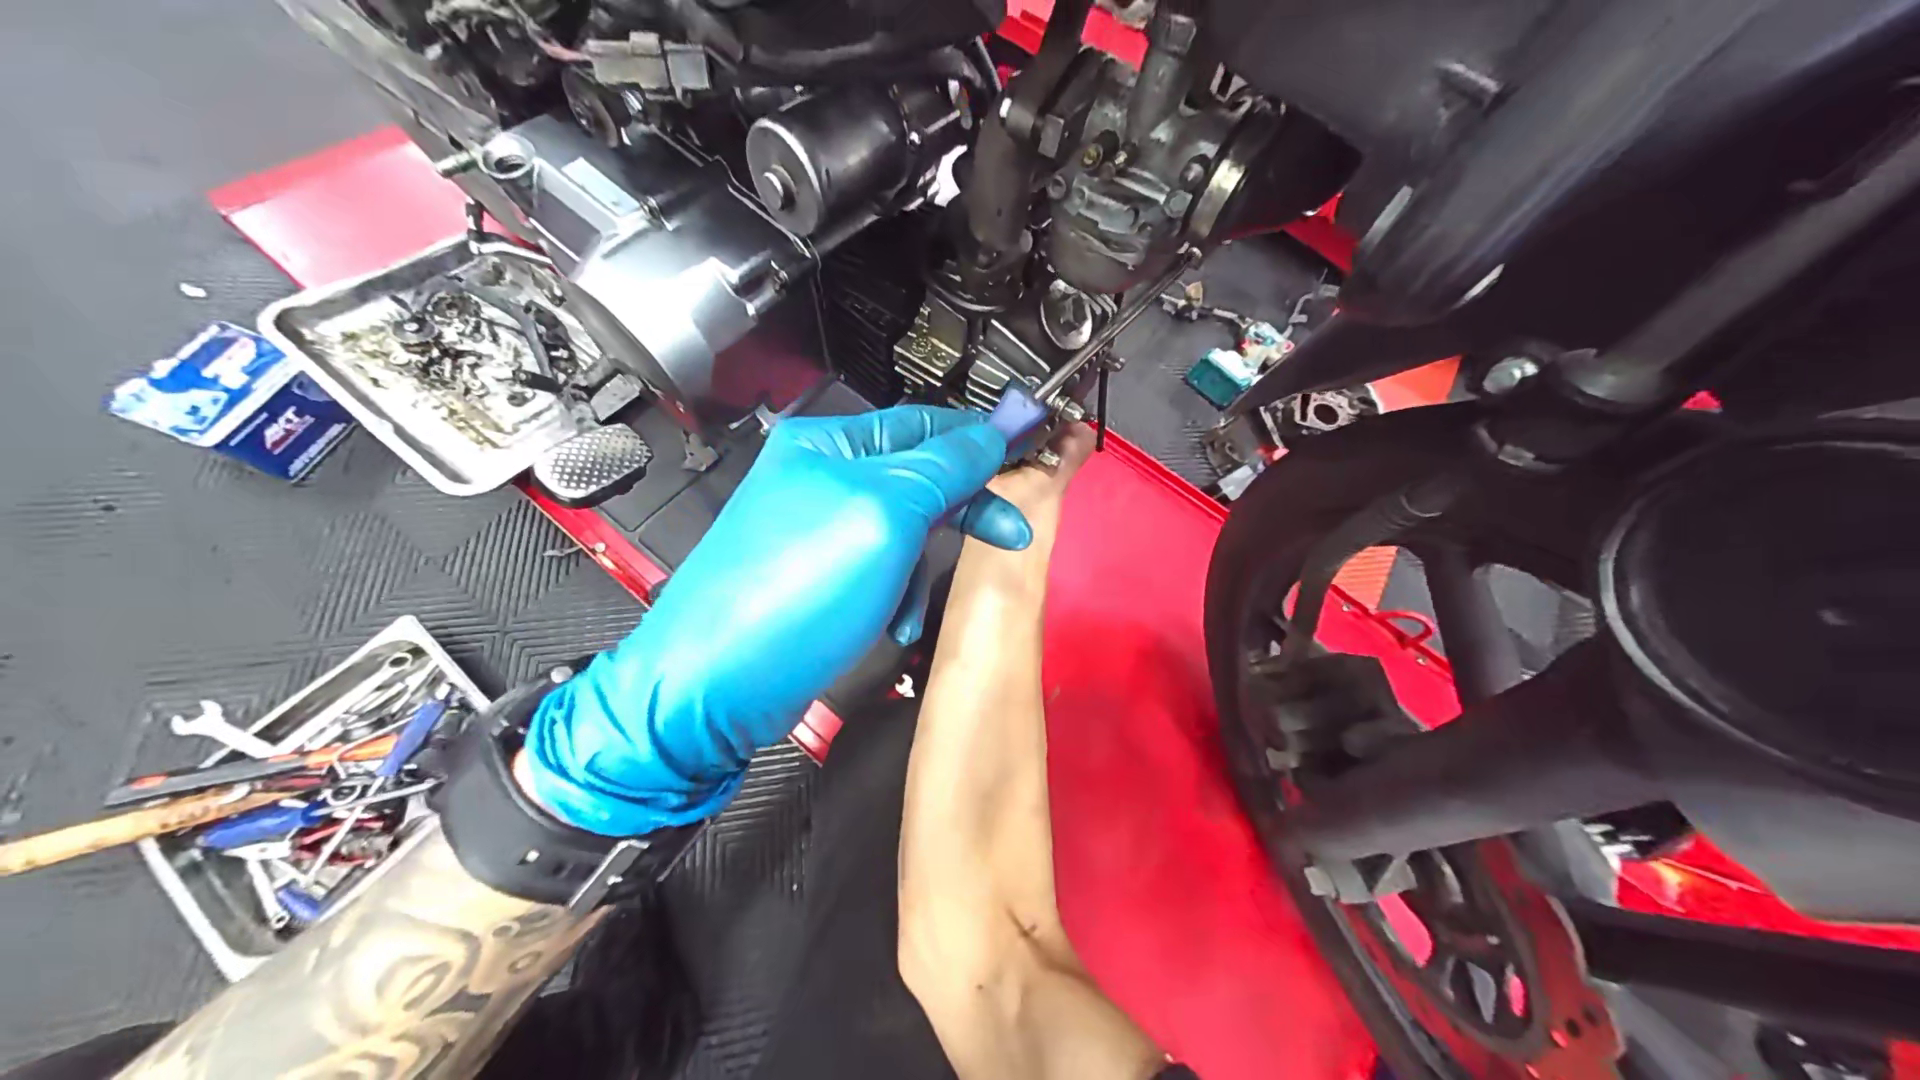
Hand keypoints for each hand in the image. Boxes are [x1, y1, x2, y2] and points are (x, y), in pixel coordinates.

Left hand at [522, 406, 1031, 835]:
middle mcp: (825, 479)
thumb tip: (988, 434)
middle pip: (922, 477)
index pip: (928, 424)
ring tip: (914, 600)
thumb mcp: (883, 516)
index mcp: (831, 445)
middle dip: (964, 509)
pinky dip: (899, 593)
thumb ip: (942, 468)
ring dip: (926, 565)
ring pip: (910, 530)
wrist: (713, 687)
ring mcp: (824, 530)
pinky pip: (886, 569)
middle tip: (1007, 528)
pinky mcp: (825, 575)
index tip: (1027, 449)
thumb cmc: (784, 597)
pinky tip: (892, 621)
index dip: (982, 439)